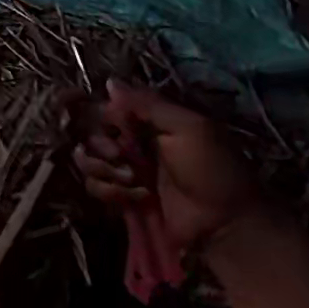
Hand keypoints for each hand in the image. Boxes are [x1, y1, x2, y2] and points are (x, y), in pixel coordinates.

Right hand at [74, 80, 263, 251]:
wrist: (223, 224)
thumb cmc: (211, 170)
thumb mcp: (190, 128)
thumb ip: (149, 104)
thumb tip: (110, 82)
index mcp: (146, 121)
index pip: (103, 106)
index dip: (93, 112)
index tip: (100, 120)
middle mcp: (129, 141)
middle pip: (86, 133)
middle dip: (100, 145)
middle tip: (120, 156)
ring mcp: (121, 169)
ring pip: (85, 160)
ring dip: (106, 170)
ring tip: (134, 180)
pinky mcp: (118, 196)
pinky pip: (93, 186)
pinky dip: (111, 191)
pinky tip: (137, 197)